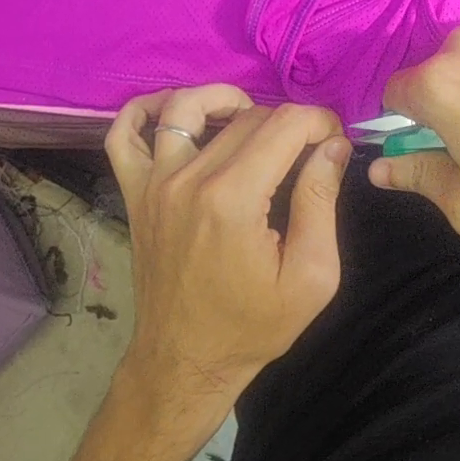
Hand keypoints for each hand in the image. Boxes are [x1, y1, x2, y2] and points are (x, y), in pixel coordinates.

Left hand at [105, 85, 351, 401]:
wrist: (187, 359)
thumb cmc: (253, 325)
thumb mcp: (312, 277)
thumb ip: (322, 202)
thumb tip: (333, 145)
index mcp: (235, 200)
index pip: (285, 124)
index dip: (320, 121)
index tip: (335, 141)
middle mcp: (189, 179)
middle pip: (246, 115)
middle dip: (288, 121)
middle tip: (308, 150)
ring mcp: (154, 183)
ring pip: (187, 108)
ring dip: (226, 101)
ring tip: (252, 119)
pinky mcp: (134, 193)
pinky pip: (124, 135)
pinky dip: (146, 112)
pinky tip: (175, 114)